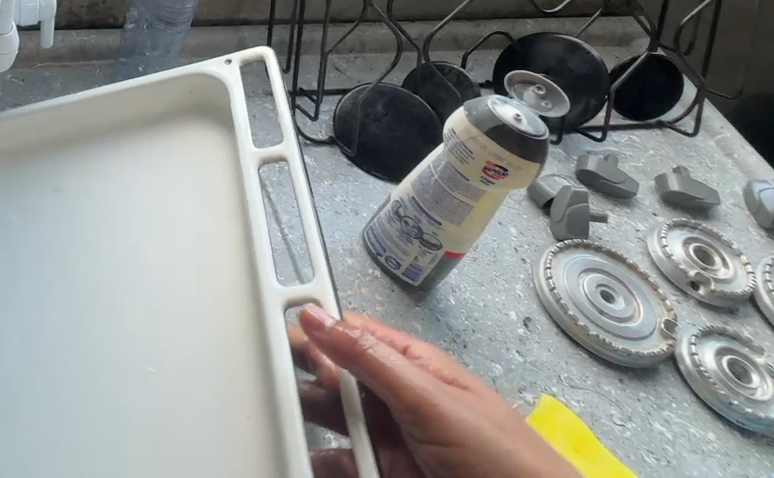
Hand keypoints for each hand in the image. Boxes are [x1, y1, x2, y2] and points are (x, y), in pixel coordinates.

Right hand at [291, 306, 577, 477]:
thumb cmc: (506, 462)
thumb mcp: (431, 401)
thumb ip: (369, 357)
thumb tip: (315, 312)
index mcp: (409, 366)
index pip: (346, 335)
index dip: (311, 330)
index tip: (271, 328)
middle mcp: (395, 400)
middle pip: (332, 380)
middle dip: (303, 378)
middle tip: (268, 377)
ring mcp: (391, 443)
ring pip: (332, 425)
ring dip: (308, 424)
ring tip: (281, 420)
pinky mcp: (387, 477)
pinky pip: (342, 466)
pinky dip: (321, 463)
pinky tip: (306, 461)